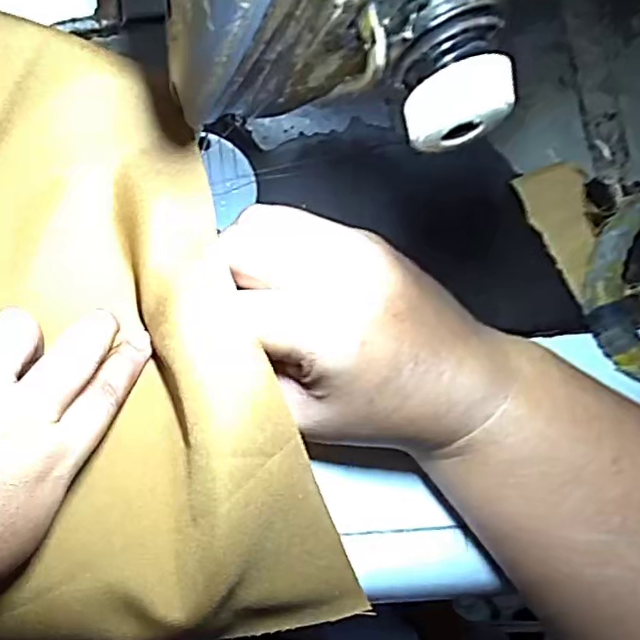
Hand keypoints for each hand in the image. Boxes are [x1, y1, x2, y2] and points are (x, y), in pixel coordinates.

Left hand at [0, 307, 149, 624]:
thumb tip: (61, 427)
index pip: (103, 397)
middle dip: (100, 329)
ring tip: (16, 361)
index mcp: (51, 459)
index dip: (126, 365)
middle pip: (75, 351)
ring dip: (25, 341)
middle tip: (103, 322)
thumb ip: (54, 466)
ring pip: (15, 327)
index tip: (137, 344)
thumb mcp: (32, 521)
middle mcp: (17, 415)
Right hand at [219, 204, 524, 454]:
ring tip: (239, 299)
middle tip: (207, 321)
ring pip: (255, 221)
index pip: (226, 308)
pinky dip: (263, 247)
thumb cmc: (384, 414)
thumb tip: (197, 350)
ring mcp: (353, 243)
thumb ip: (245, 382)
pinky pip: (287, 221)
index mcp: (325, 327)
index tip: (174, 343)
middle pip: (233, 247)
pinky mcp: (360, 234)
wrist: (465, 384)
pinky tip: (271, 283)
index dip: (190, 326)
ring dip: (232, 257)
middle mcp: (338, 270)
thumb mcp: (303, 419)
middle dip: (206, 283)